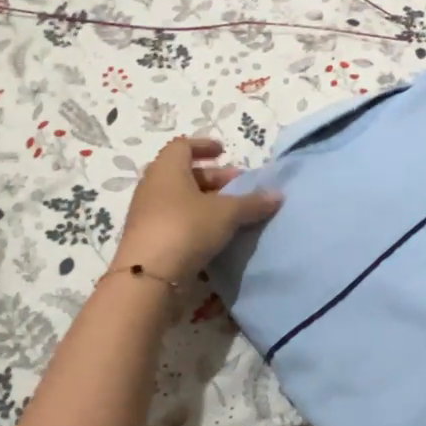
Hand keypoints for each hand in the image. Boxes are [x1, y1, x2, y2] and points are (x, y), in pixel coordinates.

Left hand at [113, 137, 280, 281]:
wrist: (147, 279)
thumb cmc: (185, 228)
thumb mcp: (226, 213)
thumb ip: (252, 203)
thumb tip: (277, 195)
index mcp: (167, 170)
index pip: (182, 146)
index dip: (204, 146)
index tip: (224, 152)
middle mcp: (153, 187)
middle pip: (185, 174)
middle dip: (214, 178)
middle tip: (238, 187)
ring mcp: (148, 215)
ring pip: (181, 200)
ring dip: (206, 202)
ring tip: (232, 213)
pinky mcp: (149, 240)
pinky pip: (176, 222)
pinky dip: (197, 223)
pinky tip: (217, 236)